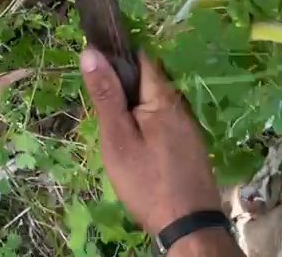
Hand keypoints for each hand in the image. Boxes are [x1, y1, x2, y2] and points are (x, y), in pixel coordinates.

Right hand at [82, 50, 228, 250]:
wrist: (188, 230)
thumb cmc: (147, 180)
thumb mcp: (118, 137)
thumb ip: (106, 94)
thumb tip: (90, 52)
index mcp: (162, 97)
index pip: (140, 58)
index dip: (117, 57)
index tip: (96, 68)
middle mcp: (180, 106)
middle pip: (148, 82)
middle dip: (124, 87)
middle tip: (102, 108)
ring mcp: (189, 129)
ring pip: (156, 104)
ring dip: (136, 108)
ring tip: (116, 128)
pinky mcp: (191, 148)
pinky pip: (165, 123)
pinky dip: (148, 125)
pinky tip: (138, 146)